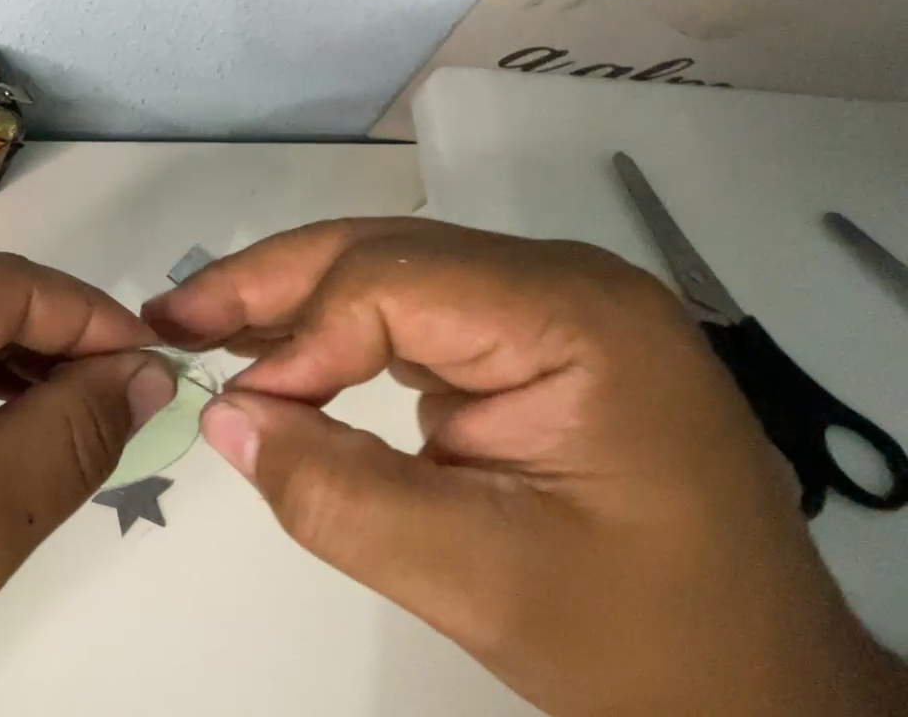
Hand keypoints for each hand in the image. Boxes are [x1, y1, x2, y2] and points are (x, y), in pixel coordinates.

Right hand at [144, 218, 907, 716]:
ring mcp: (540, 308)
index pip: (394, 284)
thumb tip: (222, 416)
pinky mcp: (517, 342)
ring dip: (283, 302)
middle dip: (264, 285)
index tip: (239, 406)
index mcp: (576, 319)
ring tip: (197, 325)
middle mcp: (557, 285)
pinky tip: (270, 353)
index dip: (301, 339)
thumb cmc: (642, 642)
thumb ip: (335, 495)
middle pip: (377, 253)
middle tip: (170, 315)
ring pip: (376, 272)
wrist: (754, 694)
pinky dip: (323, 332)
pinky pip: (397, 311)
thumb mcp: (477, 580)